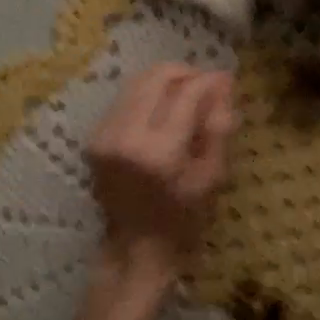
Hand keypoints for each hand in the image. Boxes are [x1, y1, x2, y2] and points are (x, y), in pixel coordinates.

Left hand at [86, 63, 237, 288]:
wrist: (134, 246)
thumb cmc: (182, 217)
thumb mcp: (212, 175)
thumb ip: (218, 126)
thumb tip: (223, 82)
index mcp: (159, 152)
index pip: (187, 94)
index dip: (210, 81)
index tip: (226, 80)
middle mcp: (126, 136)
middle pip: (158, 76)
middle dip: (186, 73)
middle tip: (204, 85)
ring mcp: (104, 135)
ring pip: (138, 81)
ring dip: (165, 81)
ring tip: (185, 95)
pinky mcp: (94, 137)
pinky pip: (125, 98)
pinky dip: (147, 95)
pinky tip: (162, 110)